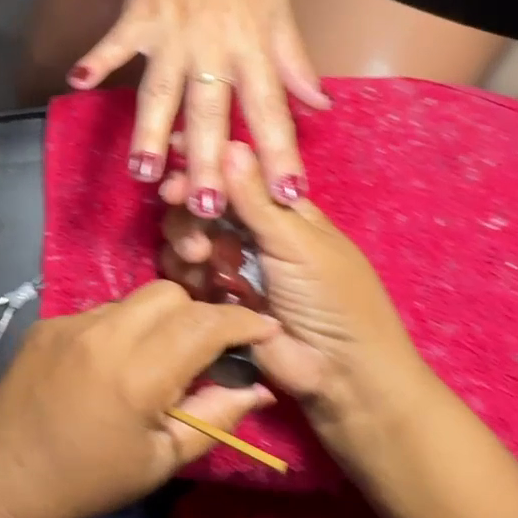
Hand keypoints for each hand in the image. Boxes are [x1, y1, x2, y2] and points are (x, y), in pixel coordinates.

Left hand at [0, 281, 278, 517]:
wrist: (3, 470)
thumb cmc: (88, 479)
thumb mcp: (162, 459)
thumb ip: (214, 417)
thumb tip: (256, 387)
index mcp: (136, 372)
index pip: (202, 323)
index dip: (241, 321)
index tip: (264, 330)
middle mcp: (101, 334)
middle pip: (167, 293)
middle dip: (198, 314)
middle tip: (207, 351)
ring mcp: (68, 323)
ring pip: (131, 300)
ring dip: (157, 322)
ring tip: (157, 363)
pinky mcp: (46, 323)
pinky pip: (99, 312)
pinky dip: (120, 329)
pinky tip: (113, 365)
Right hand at [69, 0, 327, 218]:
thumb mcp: (278, 6)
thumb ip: (292, 59)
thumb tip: (318, 106)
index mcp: (252, 45)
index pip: (271, 108)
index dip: (280, 152)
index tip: (288, 195)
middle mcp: (214, 44)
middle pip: (211, 111)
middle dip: (208, 160)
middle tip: (203, 206)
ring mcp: (172, 30)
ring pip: (161, 89)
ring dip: (151, 131)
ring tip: (142, 172)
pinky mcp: (138, 12)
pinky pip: (116, 42)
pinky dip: (98, 59)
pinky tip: (79, 82)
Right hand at [160, 143, 434, 447]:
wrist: (338, 375)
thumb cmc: (334, 300)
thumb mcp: (298, 242)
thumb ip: (255, 198)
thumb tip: (230, 142)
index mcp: (280, 210)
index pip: (233, 174)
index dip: (204, 167)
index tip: (179, 164)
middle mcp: (249, 232)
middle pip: (199, 201)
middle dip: (189, 207)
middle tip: (192, 216)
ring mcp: (227, 263)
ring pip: (183, 233)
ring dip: (184, 239)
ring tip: (201, 259)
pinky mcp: (209, 296)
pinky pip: (178, 271)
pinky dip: (181, 272)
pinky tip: (197, 283)